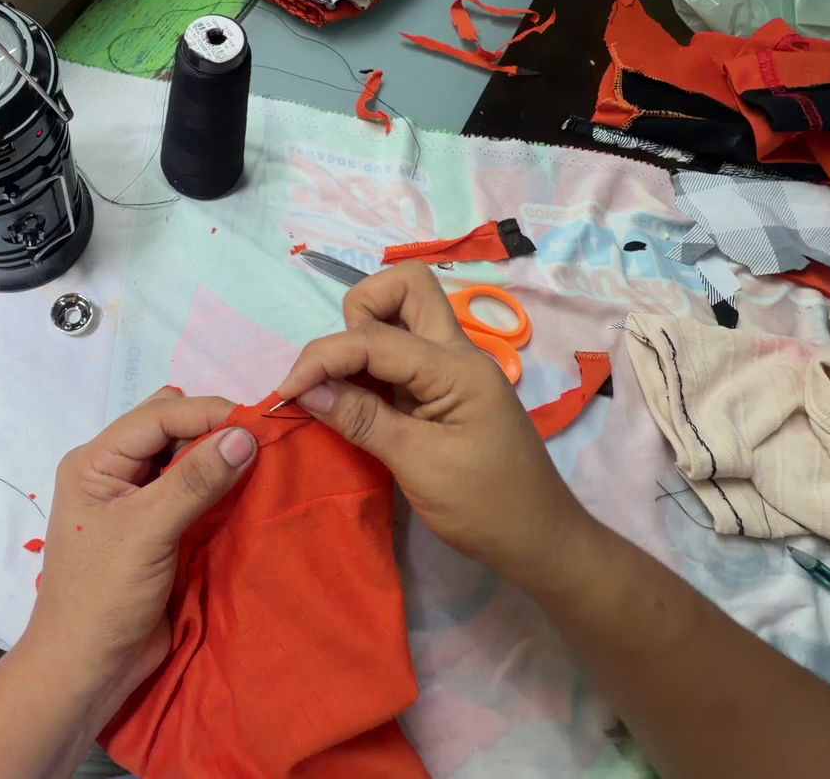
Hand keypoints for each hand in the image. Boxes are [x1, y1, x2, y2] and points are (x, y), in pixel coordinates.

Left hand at [17, 387, 257, 712]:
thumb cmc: (104, 596)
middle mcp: (113, 470)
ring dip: (215, 454)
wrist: (88, 671)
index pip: (156, 417)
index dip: (205, 412)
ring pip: (180, 455)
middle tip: (258, 437)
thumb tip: (245, 435)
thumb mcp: (148, 531)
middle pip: (167, 428)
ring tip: (256, 454)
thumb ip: (195, 481)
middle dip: (210, 428)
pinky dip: (215, 482)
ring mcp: (134, 498)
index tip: (254, 422)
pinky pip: (189, 488)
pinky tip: (242, 482)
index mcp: (95, 461)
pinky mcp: (155, 524)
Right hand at [275, 262, 594, 584]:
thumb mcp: (419, 466)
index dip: (323, 357)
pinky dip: (368, 362)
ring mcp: (450, 367)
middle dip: (358, 310)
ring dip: (362, 334)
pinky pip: (400, 350)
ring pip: (403, 311)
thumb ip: (362, 420)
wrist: (541, 542)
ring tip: (340, 386)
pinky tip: (353, 397)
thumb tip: (306, 390)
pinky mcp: (442, 387)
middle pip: (405, 287)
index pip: (376, 337)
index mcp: (457, 368)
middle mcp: (455, 353)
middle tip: (336, 367)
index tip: (288, 392)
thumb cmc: (488, 508)